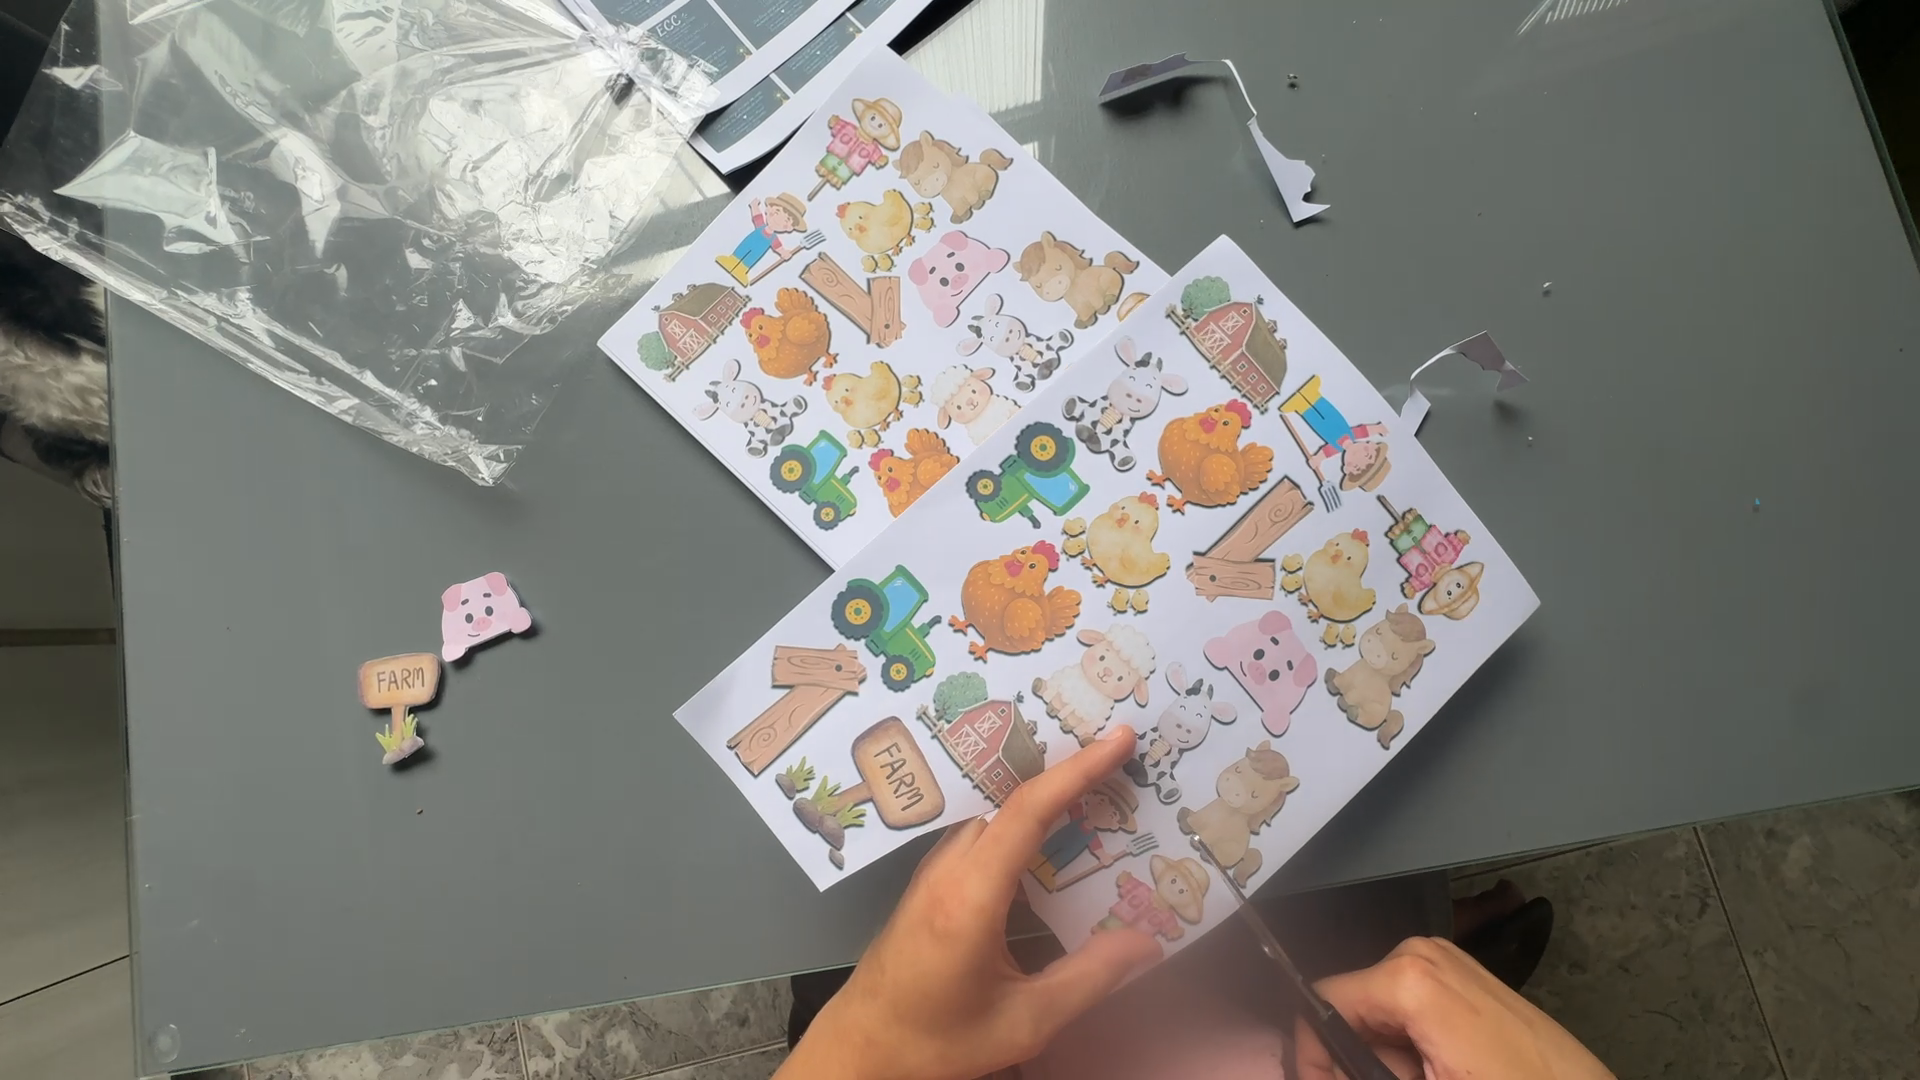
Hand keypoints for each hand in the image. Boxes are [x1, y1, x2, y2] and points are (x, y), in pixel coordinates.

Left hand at [778, 727, 1160, 1079]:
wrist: (860, 1046)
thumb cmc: (938, 1040)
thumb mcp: (1023, 1022)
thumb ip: (1087, 979)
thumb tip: (1148, 941)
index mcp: (972, 892)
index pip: (1030, 809)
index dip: (1078, 768)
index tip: (1118, 739)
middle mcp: (951, 862)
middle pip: (1017, 798)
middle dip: (1071, 771)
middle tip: (1122, 754)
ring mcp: (936, 864)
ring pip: (998, 810)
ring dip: (1047, 794)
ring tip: (1099, 786)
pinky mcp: (932, 874)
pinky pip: (985, 829)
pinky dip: (1024, 818)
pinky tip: (1050, 833)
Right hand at [1295, 937, 1614, 1079]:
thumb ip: (1361, 1073)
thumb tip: (1318, 1072)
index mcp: (1409, 978)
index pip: (1324, 999)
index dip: (1313, 1051)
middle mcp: (1421, 954)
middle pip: (1354, 1005)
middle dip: (1360, 1058)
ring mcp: (1447, 961)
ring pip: (1382, 1010)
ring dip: (1389, 1057)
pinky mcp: (1466, 978)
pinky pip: (1412, 1007)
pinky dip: (1416, 1046)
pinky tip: (1445, 1072)